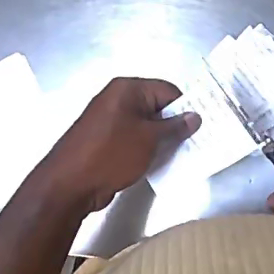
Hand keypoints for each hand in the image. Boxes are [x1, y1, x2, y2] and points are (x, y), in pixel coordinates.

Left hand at [32, 78, 199, 212]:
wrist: (70, 184)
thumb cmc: (110, 154)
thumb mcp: (149, 139)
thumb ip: (174, 127)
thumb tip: (194, 117)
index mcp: (127, 89)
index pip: (168, 90)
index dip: (186, 107)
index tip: (203, 124)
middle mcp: (117, 100)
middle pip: (157, 108)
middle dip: (175, 124)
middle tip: (198, 141)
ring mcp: (110, 123)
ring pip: (146, 127)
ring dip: (162, 140)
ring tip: (183, 154)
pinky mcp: (107, 143)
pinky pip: (135, 142)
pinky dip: (148, 151)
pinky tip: (161, 163)